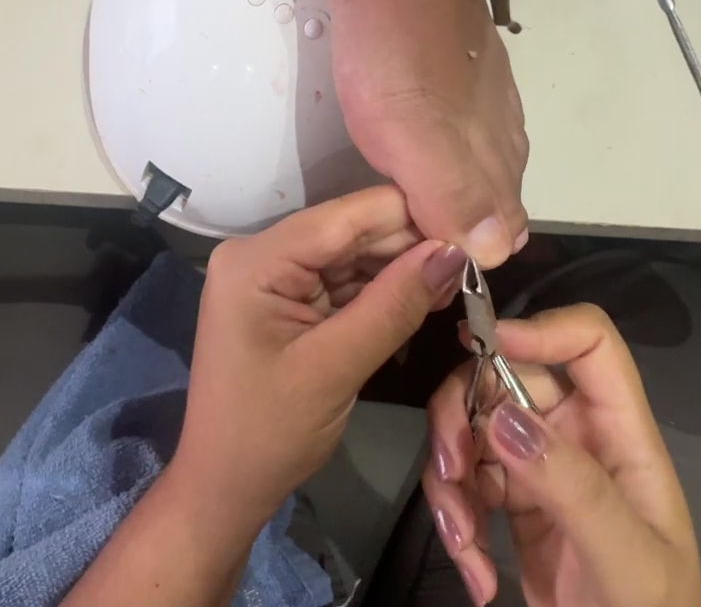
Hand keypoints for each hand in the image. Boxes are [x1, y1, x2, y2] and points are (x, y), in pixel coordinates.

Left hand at [174, 186, 469, 521]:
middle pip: (350, 231)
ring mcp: (275, 274)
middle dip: (410, 243)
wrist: (225, 486)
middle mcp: (262, 253)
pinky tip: (428, 292)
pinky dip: (385, 287)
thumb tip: (452, 254)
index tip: (471, 226)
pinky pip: (345, 279)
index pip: (344, 217)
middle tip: (475, 260)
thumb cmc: (268, 433)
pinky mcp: (290, 297)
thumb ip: (393, 306)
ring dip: (403, 265)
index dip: (409, 214)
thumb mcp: (334, 369)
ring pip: (353, 253)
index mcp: (256, 260)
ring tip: (462, 278)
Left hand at [250, 0, 530, 266]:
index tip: (417, 291)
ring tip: (358, 191)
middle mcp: (455, 69)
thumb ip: (452, 179)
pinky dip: (350, 90)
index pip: (489, 197)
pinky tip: (326, 101)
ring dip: (393, 149)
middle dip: (431, 207)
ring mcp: (408, 24)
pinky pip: (361, 53)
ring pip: (413, 105)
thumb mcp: (417, 107)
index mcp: (477, 102)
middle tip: (378, 252)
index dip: (464, 246)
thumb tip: (495, 253)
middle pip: (458, 155)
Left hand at [330, 0, 529, 267]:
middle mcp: (503, 137)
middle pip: (491, 204)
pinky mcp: (464, 71)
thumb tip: (495, 256)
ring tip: (407, 207)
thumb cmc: (398, 60)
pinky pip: (459, 128)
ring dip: (448, 192)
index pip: (500, 236)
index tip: (413, 272)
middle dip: (456, 231)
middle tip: (400, 247)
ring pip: (476, 165)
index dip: (462, 259)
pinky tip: (413, 146)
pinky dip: (438, 151)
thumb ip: (455, 197)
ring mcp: (486, 100)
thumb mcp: (415, 141)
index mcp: (497, 164)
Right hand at [422, 305, 700, 606]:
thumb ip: (572, 488)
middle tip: (449, 468)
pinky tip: (474, 570)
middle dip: (463, 414)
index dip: (539, 328)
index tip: (481, 345)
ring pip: (472, 425)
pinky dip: (455, 517)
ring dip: (451, 478)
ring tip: (462, 541)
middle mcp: (577, 434)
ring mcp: (539, 463)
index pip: (589, 344)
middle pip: (506, 375)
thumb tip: (503, 416)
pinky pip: (463, 477)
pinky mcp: (509, 498)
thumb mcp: (627, 562)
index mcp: (621, 433)